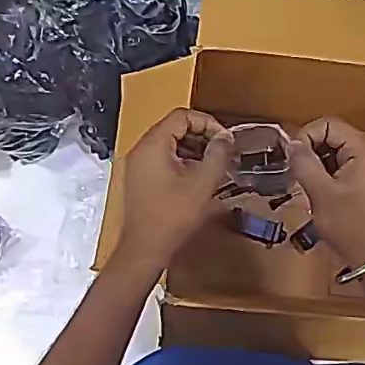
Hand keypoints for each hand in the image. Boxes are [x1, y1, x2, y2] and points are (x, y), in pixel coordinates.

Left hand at [115, 109, 233, 273]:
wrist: (146, 248)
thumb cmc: (173, 216)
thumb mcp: (203, 182)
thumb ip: (218, 154)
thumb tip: (226, 138)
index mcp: (153, 145)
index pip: (182, 116)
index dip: (208, 123)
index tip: (225, 139)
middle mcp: (141, 150)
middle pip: (174, 128)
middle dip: (202, 136)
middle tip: (223, 151)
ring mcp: (138, 165)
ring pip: (169, 144)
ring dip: (194, 150)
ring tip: (215, 165)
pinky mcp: (140, 179)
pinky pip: (163, 159)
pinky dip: (183, 161)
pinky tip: (199, 178)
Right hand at [287, 116, 364, 267]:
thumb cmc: (350, 226)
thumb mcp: (322, 194)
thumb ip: (304, 164)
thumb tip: (290, 143)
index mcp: (363, 150)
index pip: (328, 124)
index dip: (306, 136)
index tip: (292, 159)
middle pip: (331, 137)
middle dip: (310, 152)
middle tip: (295, 174)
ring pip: (333, 154)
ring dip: (315, 166)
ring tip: (305, 188)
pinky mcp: (363, 184)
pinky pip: (339, 169)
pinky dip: (324, 177)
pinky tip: (316, 195)